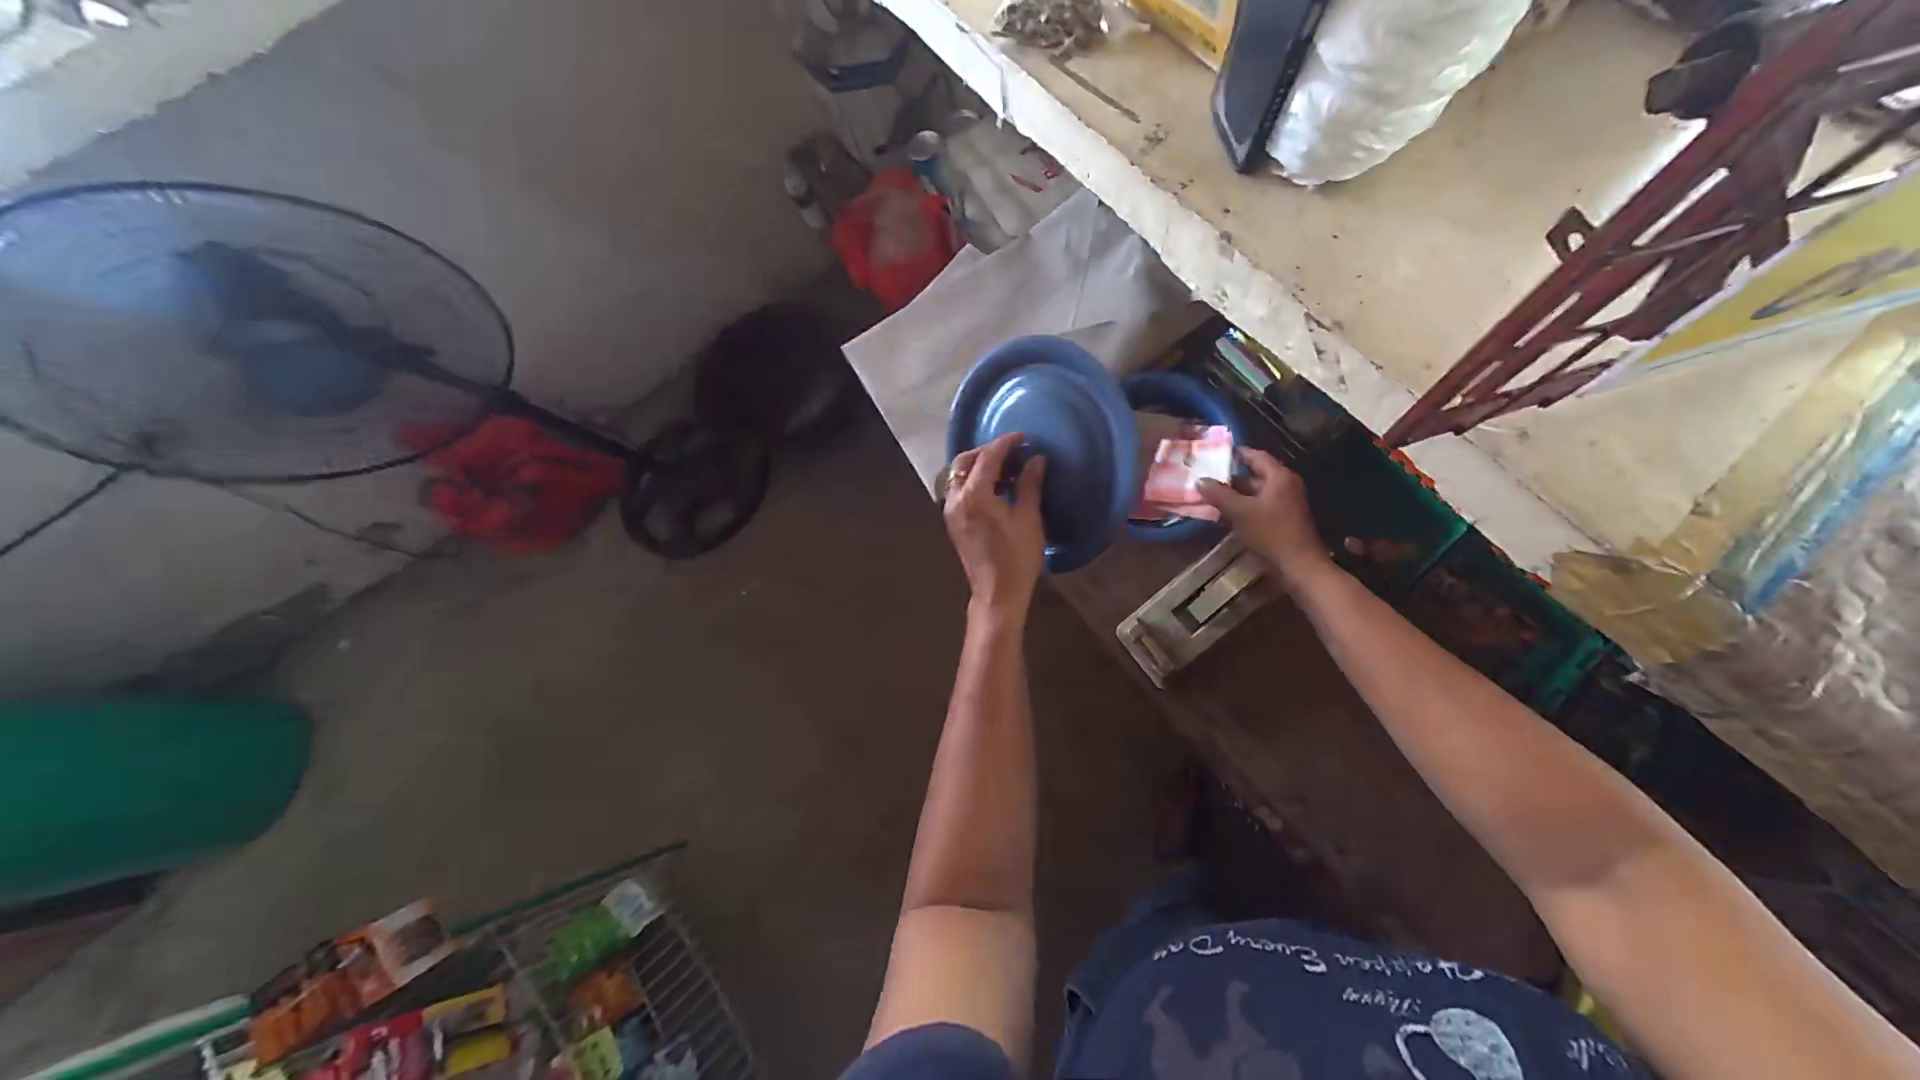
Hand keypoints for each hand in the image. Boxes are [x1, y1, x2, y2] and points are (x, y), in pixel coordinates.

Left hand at [944, 433, 1046, 622]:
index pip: (988, 458)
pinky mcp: (953, 522)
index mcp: (974, 496)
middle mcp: (956, 499)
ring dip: (980, 466)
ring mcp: (950, 511)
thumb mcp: (1028, 518)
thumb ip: (1029, 485)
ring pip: (959, 475)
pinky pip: (959, 490)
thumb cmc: (1017, 558)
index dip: (1006, 443)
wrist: (997, 593)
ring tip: (1008, 469)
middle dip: (987, 451)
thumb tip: (1036, 460)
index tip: (1023, 437)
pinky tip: (997, 488)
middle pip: (965, 461)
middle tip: (1012, 451)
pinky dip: (974, 481)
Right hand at [1198, 448, 1329, 585]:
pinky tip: (1225, 514)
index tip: (1216, 453)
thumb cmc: (1271, 533)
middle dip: (1231, 478)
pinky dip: (1243, 507)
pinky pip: (1259, 506)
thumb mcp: (1240, 512)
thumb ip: (1219, 494)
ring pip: (1256, 492)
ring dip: (1235, 494)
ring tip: (1211, 496)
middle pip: (1255, 475)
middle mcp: (1285, 485)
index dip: (1237, 453)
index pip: (1257, 456)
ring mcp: (1286, 502)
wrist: (1298, 564)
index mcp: (1279, 477)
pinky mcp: (1283, 518)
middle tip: (1207, 478)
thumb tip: (1200, 480)